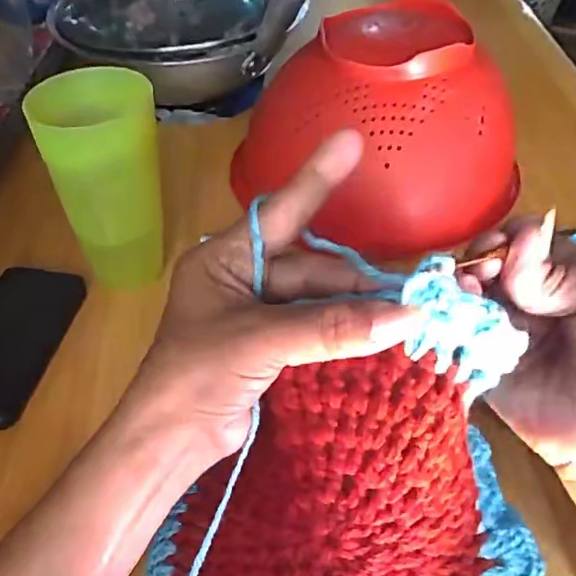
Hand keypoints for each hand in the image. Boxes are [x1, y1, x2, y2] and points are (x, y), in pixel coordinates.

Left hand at [121, 129, 423, 465]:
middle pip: (307, 268)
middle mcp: (236, 280)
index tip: (351, 139)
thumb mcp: (259, 342)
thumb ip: (330, 327)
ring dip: (351, 311)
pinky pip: (310, 330)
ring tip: (403, 317)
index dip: (316, 180)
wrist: (169, 435)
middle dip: (352, 283)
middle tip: (406, 297)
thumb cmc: (195, 375)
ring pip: (312, 301)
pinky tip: (375, 335)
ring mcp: (250, 316)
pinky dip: (339, 333)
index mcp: (222, 261)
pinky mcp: (262, 349)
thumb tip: (405, 316)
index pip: (279, 213)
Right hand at [466, 214, 575, 482]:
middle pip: (486, 269)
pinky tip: (446, 321)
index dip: (508, 240)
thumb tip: (514, 241)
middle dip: (476, 264)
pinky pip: (451, 343)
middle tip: (478, 276)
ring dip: (456, 293)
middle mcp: (529, 302)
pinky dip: (442, 328)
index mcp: (568, 277)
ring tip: (460, 296)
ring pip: (463, 301)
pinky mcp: (476, 368)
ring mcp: (499, 336)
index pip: (523, 243)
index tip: (501, 248)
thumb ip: (562, 270)